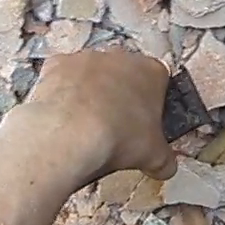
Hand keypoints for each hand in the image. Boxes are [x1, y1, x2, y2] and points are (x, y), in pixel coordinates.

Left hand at [1, 50, 176, 188]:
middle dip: (120, 96)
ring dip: (91, 93)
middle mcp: (121, 56)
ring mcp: (88, 57)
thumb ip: (165, 160)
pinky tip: (62, 115)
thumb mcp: (154, 156)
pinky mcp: (57, 63)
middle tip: (114, 127)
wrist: (69, 134)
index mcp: (152, 72)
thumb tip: (167, 168)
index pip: (158, 82)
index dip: (151, 105)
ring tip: (84, 126)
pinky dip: (62, 92)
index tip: (143, 125)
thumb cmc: (119, 138)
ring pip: (93, 74)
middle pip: (124, 75)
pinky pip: (63, 76)